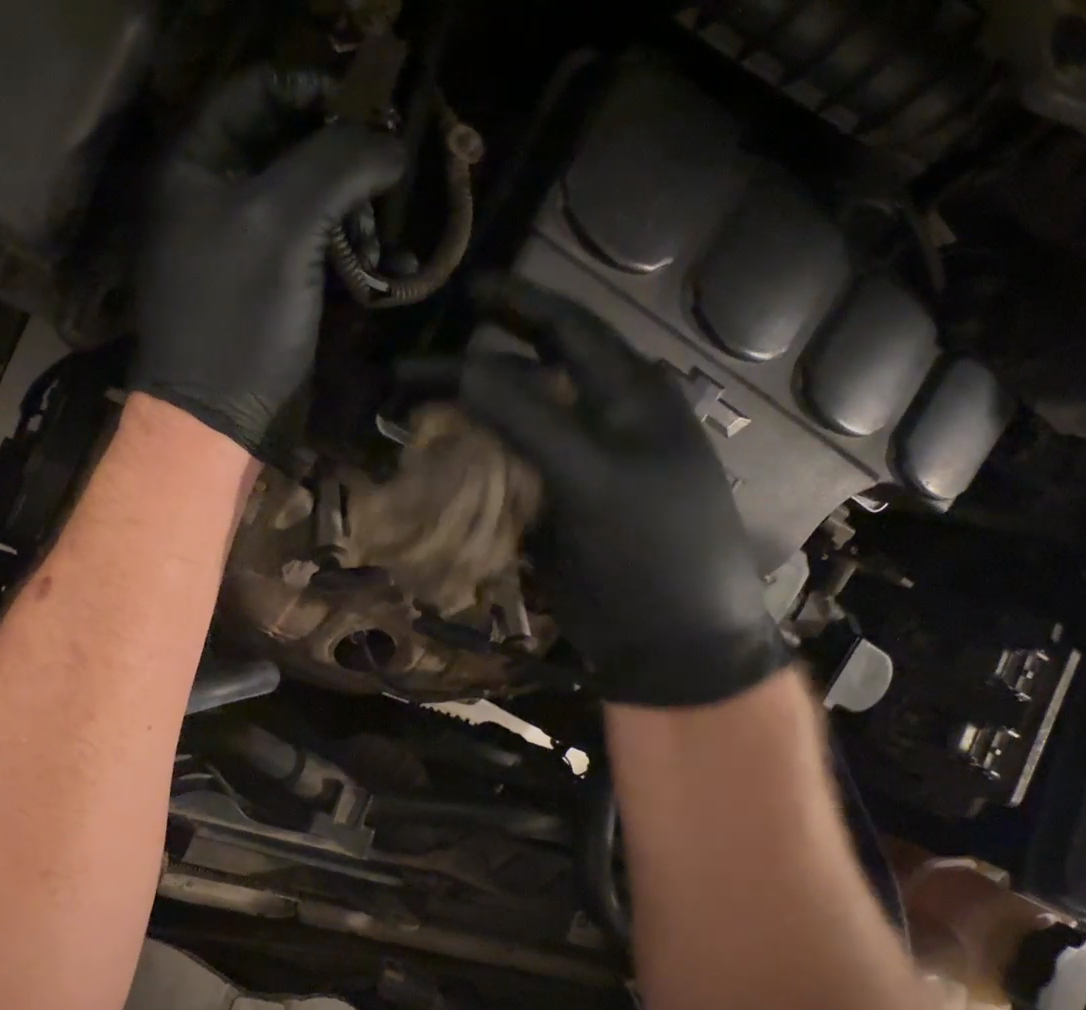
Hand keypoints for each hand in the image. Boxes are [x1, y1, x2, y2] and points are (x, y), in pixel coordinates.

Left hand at [135, 68, 404, 457]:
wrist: (212, 420)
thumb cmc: (236, 319)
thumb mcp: (284, 227)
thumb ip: (338, 164)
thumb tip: (391, 143)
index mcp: (194, 164)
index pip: (260, 91)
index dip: (321, 93)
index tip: (377, 117)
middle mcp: (211, 194)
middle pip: (292, 146)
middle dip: (346, 167)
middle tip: (382, 193)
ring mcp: (237, 241)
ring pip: (309, 199)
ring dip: (355, 215)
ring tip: (378, 249)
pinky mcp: (263, 282)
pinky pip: (311, 247)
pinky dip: (347, 254)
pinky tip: (384, 272)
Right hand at [453, 278, 788, 706]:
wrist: (670, 644)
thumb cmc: (649, 550)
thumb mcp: (591, 475)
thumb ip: (529, 417)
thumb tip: (465, 368)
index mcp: (631, 396)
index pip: (568, 331)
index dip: (518, 305)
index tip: (465, 289)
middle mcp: (606, 419)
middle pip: (533, 373)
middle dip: (477, 363)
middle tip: (418, 360)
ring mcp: (581, 465)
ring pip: (516, 422)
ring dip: (469, 413)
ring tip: (415, 407)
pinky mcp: (559, 505)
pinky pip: (510, 468)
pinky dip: (474, 459)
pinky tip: (439, 458)